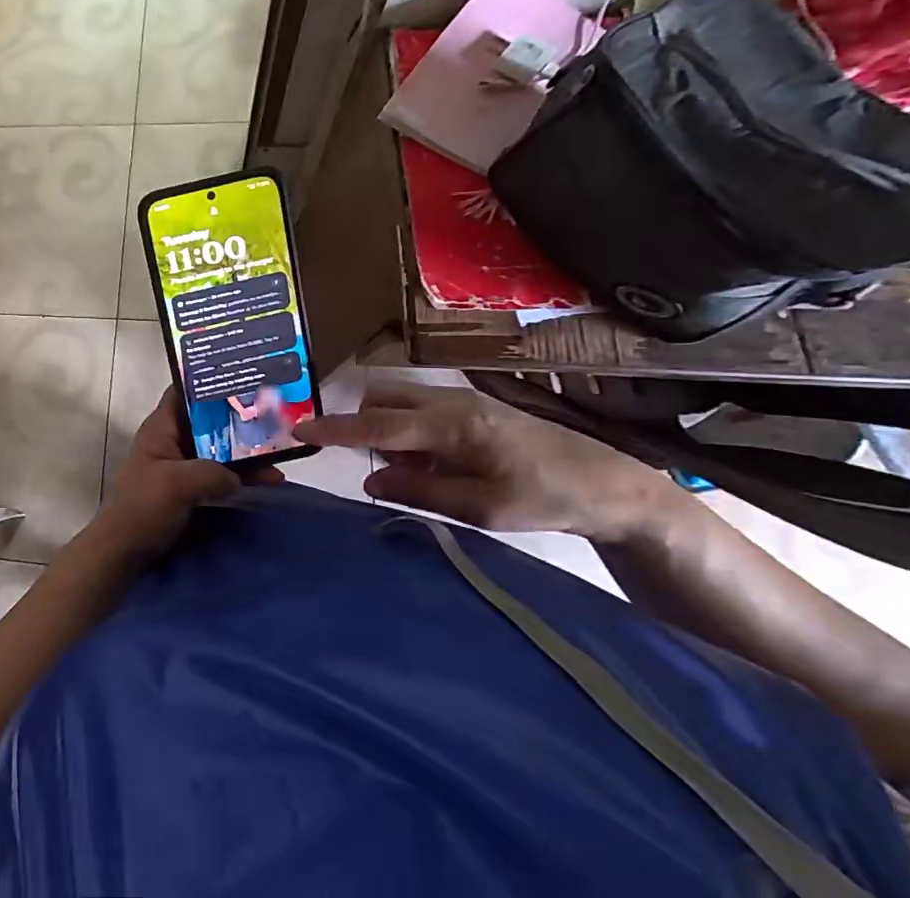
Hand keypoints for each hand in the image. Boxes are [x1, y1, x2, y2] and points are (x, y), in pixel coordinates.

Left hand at [91, 388, 276, 558]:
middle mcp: (172, 440)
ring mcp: (182, 465)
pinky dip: (242, 475)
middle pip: (208, 420)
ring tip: (280, 451)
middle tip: (275, 412)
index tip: (243, 374)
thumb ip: (214, 472)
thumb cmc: (144, 507)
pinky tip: (269, 479)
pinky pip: (221, 473)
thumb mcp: (179, 483)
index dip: (208, 381)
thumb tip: (239, 475)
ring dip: (246, 451)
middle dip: (238, 418)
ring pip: (219, 448)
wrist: (126, 550)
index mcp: (161, 428)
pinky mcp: (191, 488)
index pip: (183, 392)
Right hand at [293, 381, 689, 542]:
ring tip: (413, 472)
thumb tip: (369, 482)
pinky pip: (417, 410)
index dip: (335, 429)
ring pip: (397, 401)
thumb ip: (420, 491)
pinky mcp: (471, 406)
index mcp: (453, 426)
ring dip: (386, 430)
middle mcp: (451, 402)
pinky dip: (406, 432)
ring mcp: (462, 400)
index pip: (378, 426)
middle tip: (382, 468)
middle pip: (380, 399)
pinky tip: (432, 464)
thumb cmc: (548, 498)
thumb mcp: (482, 509)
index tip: (298, 430)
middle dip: (362, 426)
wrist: (611, 484)